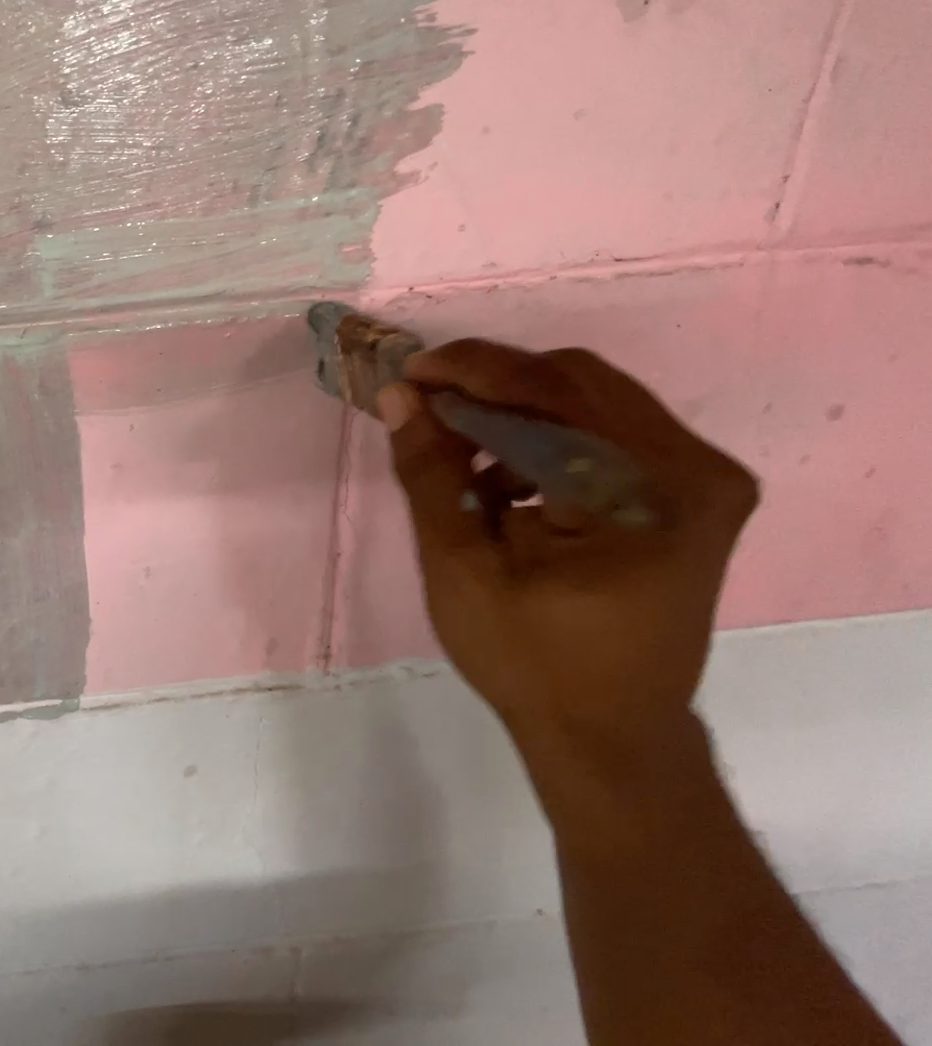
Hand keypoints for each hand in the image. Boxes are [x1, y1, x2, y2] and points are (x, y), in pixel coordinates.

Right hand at [378, 340, 758, 742]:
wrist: (608, 731)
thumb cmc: (527, 658)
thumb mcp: (460, 565)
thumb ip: (430, 473)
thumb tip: (400, 396)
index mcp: (647, 489)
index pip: (550, 391)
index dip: (471, 371)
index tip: (407, 372)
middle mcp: (696, 468)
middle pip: (578, 383)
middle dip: (491, 384)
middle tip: (424, 403)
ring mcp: (703, 480)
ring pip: (593, 401)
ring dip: (516, 411)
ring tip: (455, 448)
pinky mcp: (693, 495)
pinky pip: (610, 432)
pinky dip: (547, 437)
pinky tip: (502, 477)